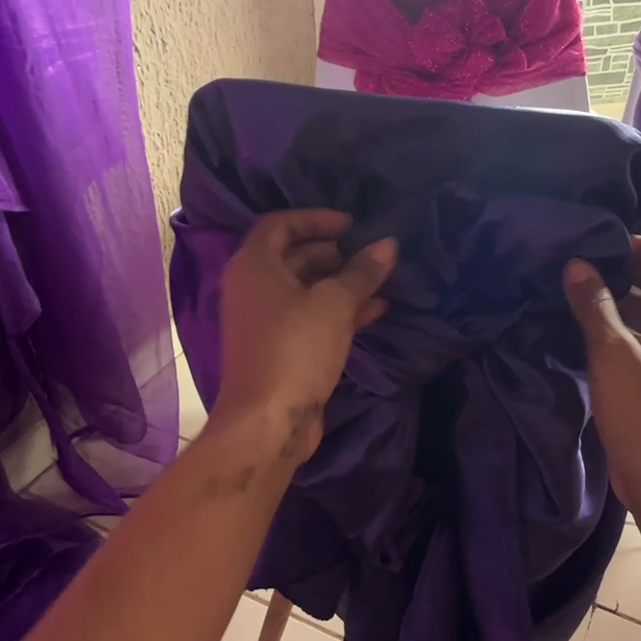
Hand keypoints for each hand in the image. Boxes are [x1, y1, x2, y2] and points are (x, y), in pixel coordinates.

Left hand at [214, 209, 396, 463]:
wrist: (268, 421)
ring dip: (341, 284)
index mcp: (253, 266)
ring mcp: (265, 323)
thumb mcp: (334, 304)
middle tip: (370, 253)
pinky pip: (311, 319)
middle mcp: (253, 290)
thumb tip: (387, 245)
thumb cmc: (295, 349)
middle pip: (293, 257)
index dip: (315, 218)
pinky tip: (376, 310)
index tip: (352, 224)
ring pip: (305, 291)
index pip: (279, 225)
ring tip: (380, 280)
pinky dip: (339, 312)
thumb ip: (361, 273)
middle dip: (334, 253)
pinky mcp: (280, 351)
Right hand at [564, 237, 640, 524]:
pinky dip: (614, 328)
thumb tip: (577, 264)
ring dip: (615, 301)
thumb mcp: (611, 353)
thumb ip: (594, 305)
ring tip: (573, 295)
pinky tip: (580, 331)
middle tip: (579, 269)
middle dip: (623, 271)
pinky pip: (638, 338)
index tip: (601, 248)